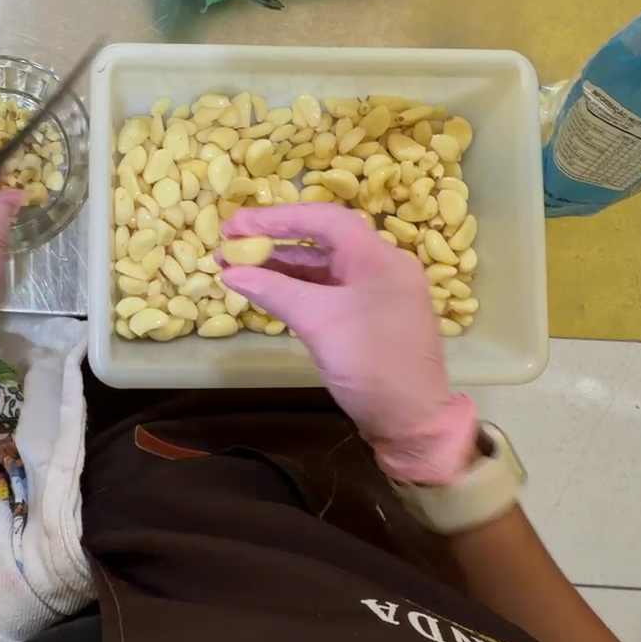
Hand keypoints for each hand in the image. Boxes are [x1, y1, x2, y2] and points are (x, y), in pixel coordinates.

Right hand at [219, 203, 477, 484]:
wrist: (412, 424)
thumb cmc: (372, 365)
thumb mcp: (318, 322)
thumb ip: (273, 290)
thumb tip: (229, 272)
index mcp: (378, 257)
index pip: (322, 219)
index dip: (275, 217)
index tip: (234, 224)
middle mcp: (379, 265)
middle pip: (319, 237)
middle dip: (271, 239)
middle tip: (228, 241)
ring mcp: (373, 290)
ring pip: (318, 264)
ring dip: (277, 263)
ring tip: (233, 266)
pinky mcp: (364, 313)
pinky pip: (323, 287)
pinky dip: (292, 285)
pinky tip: (261, 287)